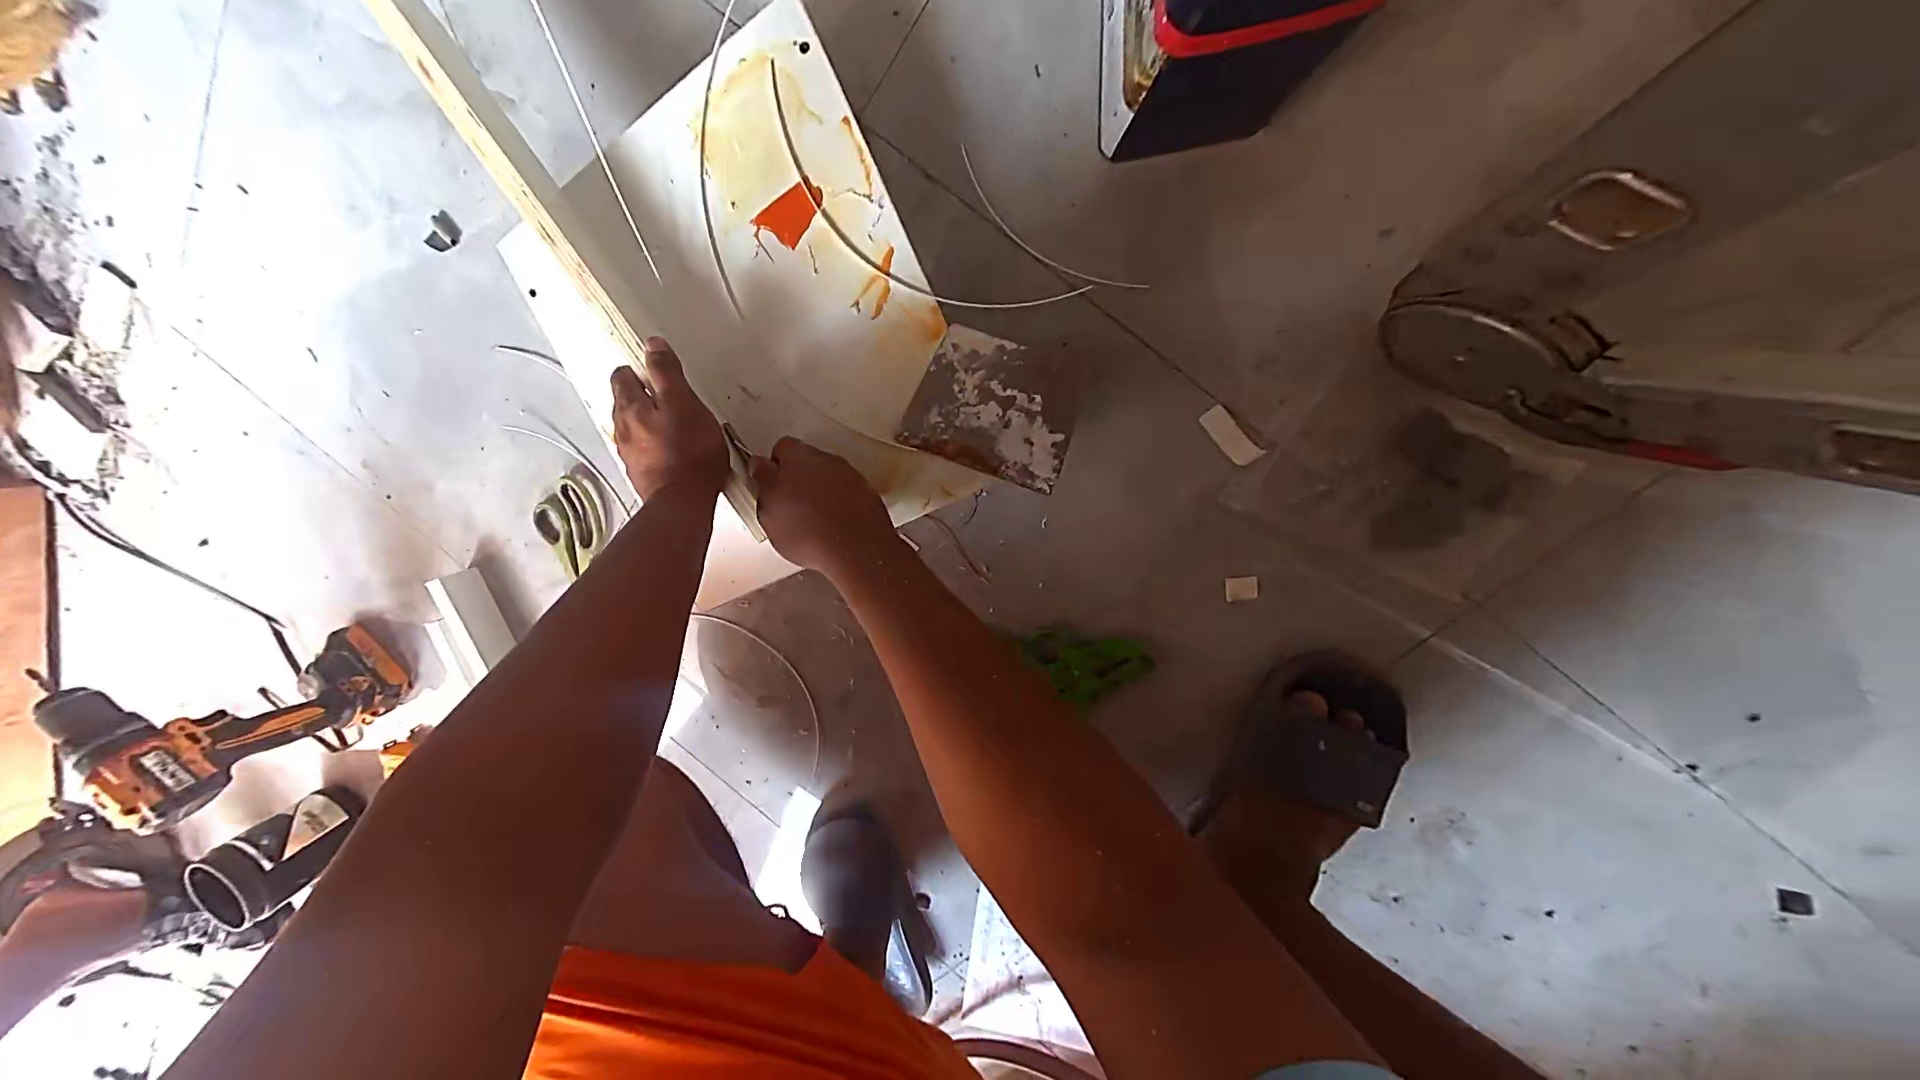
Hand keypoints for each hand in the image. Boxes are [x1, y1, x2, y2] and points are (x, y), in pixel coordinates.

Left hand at [612, 337, 730, 500]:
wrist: (683, 501)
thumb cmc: (688, 454)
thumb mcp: (685, 403)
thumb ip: (667, 373)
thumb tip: (654, 347)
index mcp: (631, 407)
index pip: (623, 376)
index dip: (640, 370)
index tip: (656, 371)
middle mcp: (623, 429)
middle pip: (626, 402)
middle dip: (642, 397)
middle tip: (666, 397)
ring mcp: (631, 453)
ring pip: (634, 428)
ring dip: (649, 424)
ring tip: (673, 425)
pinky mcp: (642, 473)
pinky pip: (645, 452)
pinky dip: (655, 447)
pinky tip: (673, 451)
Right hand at [750, 438, 897, 578]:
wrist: (855, 550)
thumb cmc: (811, 530)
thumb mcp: (767, 509)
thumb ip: (762, 482)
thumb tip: (759, 469)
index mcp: (799, 456)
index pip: (781, 448)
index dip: (772, 467)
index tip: (768, 483)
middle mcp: (829, 461)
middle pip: (808, 462)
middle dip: (798, 480)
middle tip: (788, 506)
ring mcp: (852, 477)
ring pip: (829, 479)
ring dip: (821, 493)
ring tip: (811, 522)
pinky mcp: (868, 496)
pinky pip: (849, 496)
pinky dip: (840, 506)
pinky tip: (832, 528)